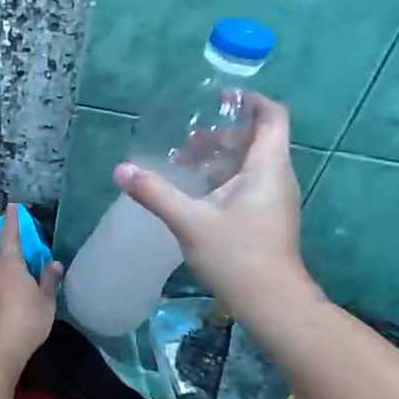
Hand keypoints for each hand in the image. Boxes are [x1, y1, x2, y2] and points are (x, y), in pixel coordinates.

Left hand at [0, 203, 62, 371]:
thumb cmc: (25, 321)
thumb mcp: (46, 301)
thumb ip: (49, 280)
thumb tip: (54, 263)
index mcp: (9, 261)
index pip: (11, 232)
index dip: (13, 219)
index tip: (13, 206)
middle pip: (1, 253)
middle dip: (11, 254)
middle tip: (26, 262)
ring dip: (1, 272)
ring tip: (16, 286)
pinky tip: (3, 302)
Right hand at [113, 94, 311, 294]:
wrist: (271, 301)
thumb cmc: (236, 255)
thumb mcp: (189, 221)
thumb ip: (155, 193)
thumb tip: (121, 170)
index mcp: (267, 167)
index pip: (272, 116)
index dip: (249, 100)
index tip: (218, 98)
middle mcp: (277, 175)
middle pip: (258, 136)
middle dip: (223, 132)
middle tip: (187, 139)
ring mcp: (275, 197)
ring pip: (252, 160)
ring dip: (221, 155)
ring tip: (185, 163)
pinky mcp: (269, 214)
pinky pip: (249, 180)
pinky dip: (225, 175)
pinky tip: (197, 191)